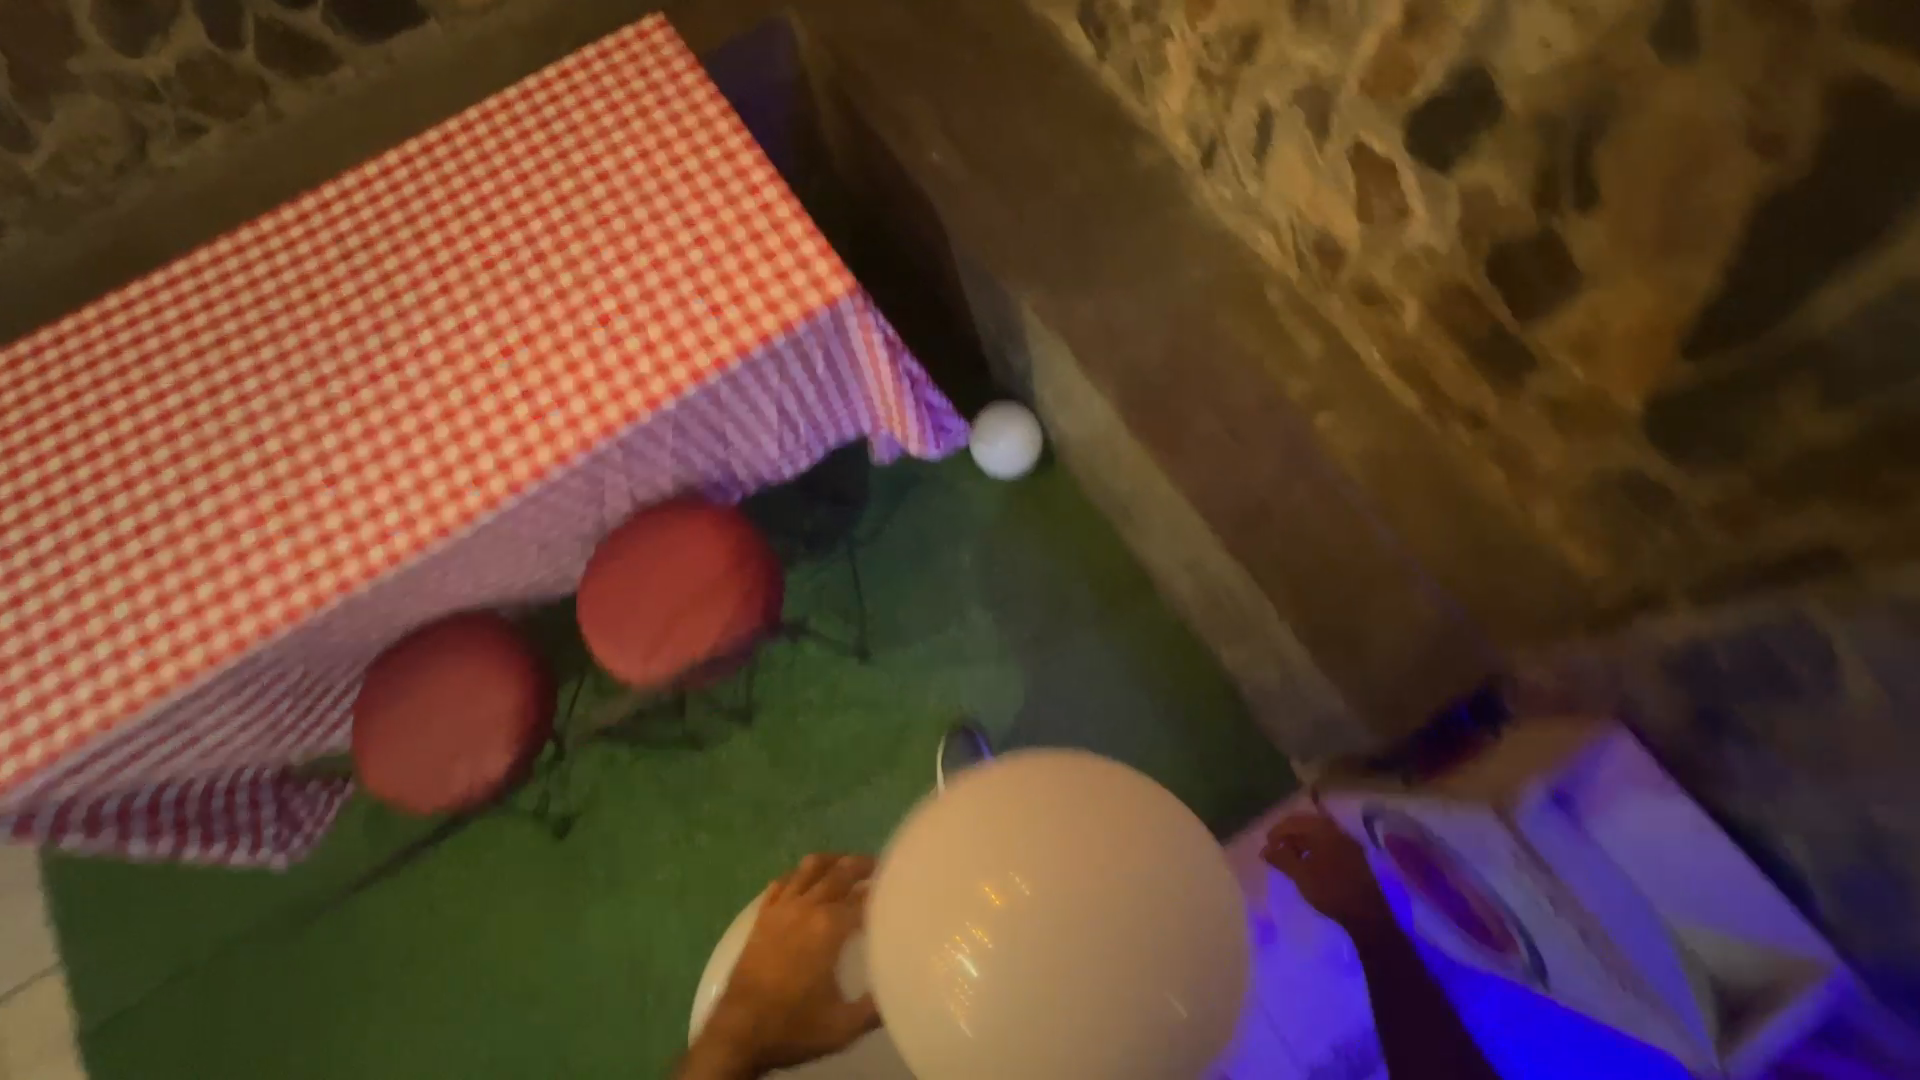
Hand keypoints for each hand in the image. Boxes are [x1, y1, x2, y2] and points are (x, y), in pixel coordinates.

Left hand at [688, 854, 880, 1077]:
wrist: (738, 1033)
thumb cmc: (793, 1026)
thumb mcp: (843, 1027)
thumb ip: (873, 1008)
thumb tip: (895, 993)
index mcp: (830, 927)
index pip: (863, 898)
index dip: (881, 891)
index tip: (896, 889)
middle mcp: (807, 907)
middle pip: (839, 872)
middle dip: (861, 865)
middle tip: (878, 866)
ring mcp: (781, 908)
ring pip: (809, 868)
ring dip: (831, 861)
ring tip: (845, 864)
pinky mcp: (762, 916)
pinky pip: (782, 882)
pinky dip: (798, 875)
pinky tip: (804, 881)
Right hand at [1262, 811, 1392, 929]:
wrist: (1367, 915)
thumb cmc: (1330, 891)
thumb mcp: (1300, 875)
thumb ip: (1281, 858)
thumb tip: (1265, 850)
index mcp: (1323, 830)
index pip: (1294, 821)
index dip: (1277, 832)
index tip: (1268, 847)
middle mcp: (1337, 831)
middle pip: (1307, 824)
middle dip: (1289, 835)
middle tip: (1277, 850)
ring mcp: (1348, 844)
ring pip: (1319, 834)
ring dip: (1302, 842)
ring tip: (1290, 858)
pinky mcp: (1355, 857)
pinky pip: (1329, 844)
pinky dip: (1315, 848)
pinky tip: (1309, 863)